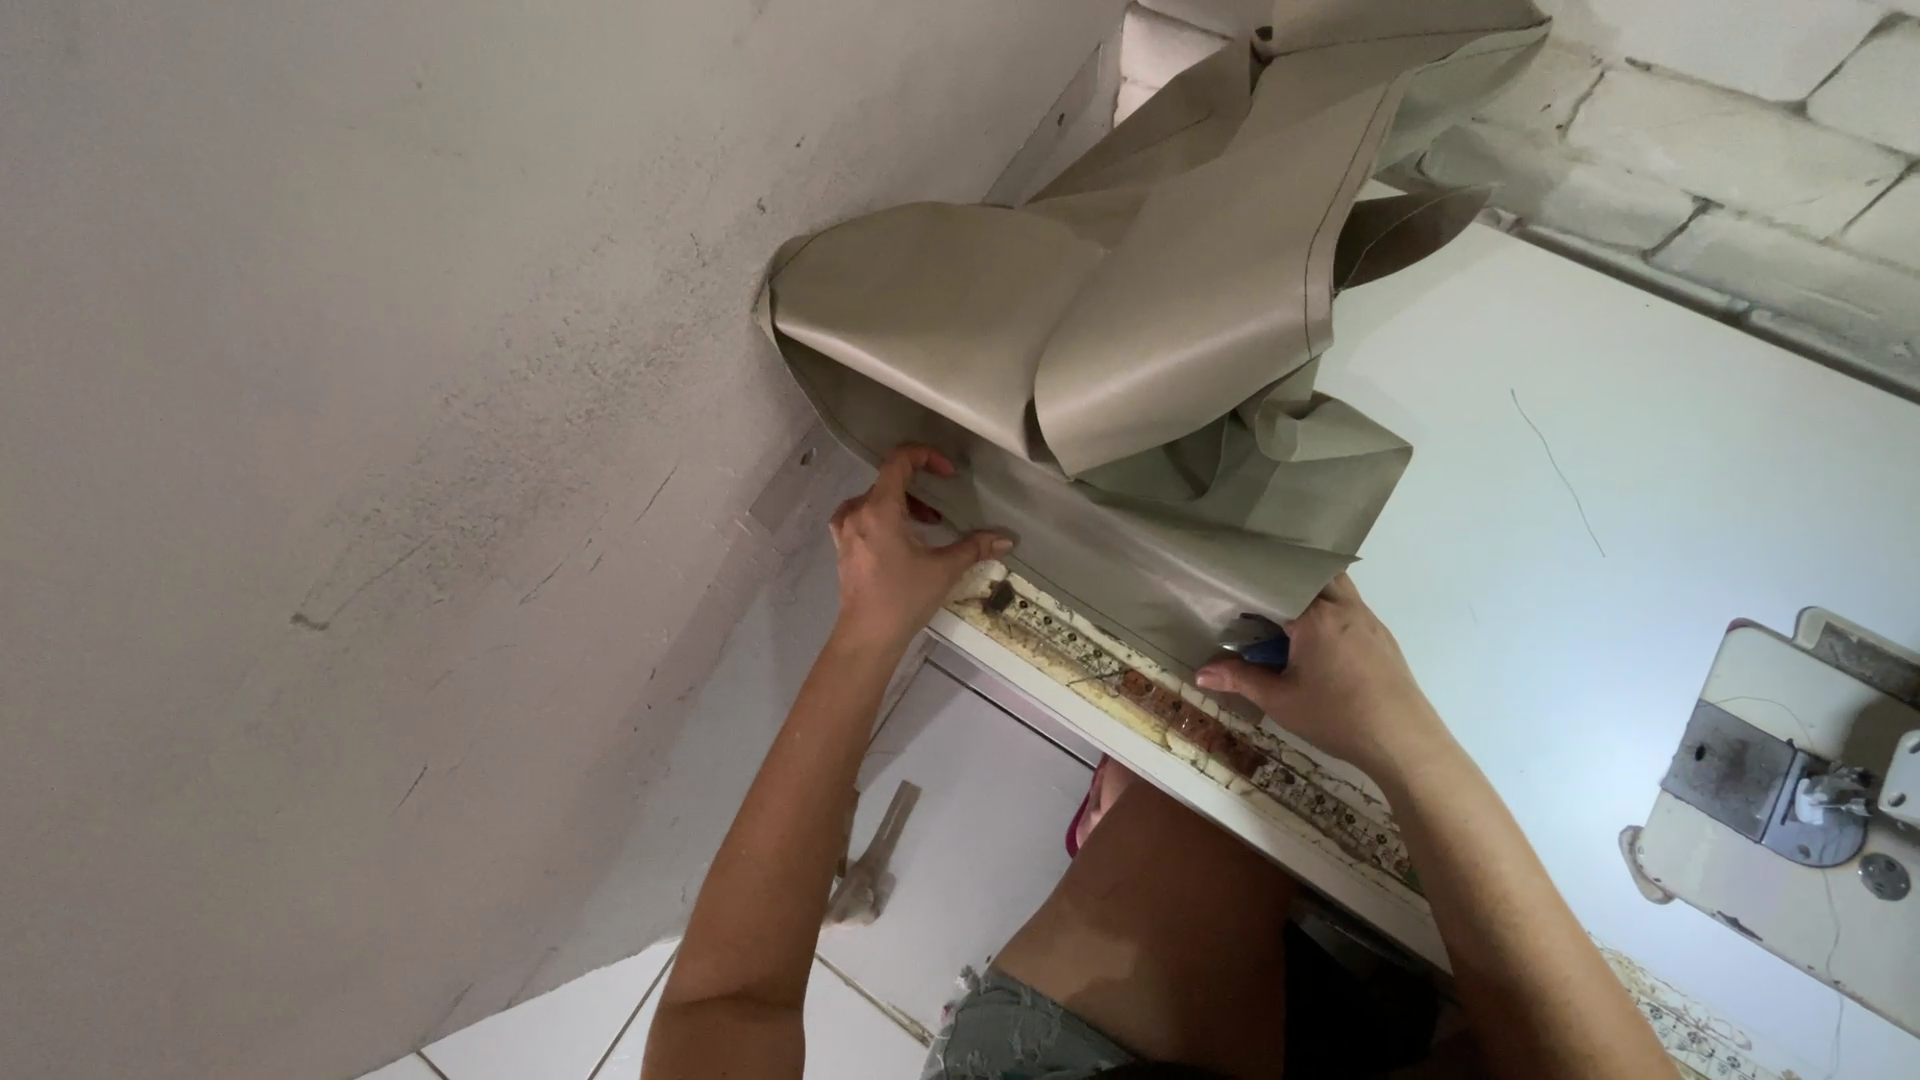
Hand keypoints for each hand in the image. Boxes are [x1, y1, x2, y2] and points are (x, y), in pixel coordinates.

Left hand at [829, 444, 1011, 650]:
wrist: (868, 636)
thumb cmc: (904, 598)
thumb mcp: (944, 570)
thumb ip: (974, 548)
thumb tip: (1006, 540)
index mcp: (879, 509)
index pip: (898, 462)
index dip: (925, 457)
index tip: (947, 474)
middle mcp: (857, 513)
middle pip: (887, 482)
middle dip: (919, 490)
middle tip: (940, 513)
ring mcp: (845, 531)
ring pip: (873, 501)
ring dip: (901, 505)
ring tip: (925, 527)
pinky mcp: (843, 549)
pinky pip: (860, 518)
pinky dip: (881, 518)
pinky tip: (898, 540)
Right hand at [1195, 573, 1449, 777]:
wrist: (1405, 743)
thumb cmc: (1337, 718)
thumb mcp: (1280, 700)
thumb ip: (1240, 679)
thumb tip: (1200, 672)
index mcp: (1314, 617)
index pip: (1276, 587)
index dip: (1252, 590)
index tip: (1231, 597)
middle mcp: (1344, 608)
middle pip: (1312, 574)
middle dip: (1286, 582)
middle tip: (1260, 601)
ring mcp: (1368, 620)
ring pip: (1336, 587)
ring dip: (1312, 595)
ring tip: (1287, 619)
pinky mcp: (1382, 637)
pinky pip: (1352, 607)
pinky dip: (1330, 611)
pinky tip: (1318, 643)